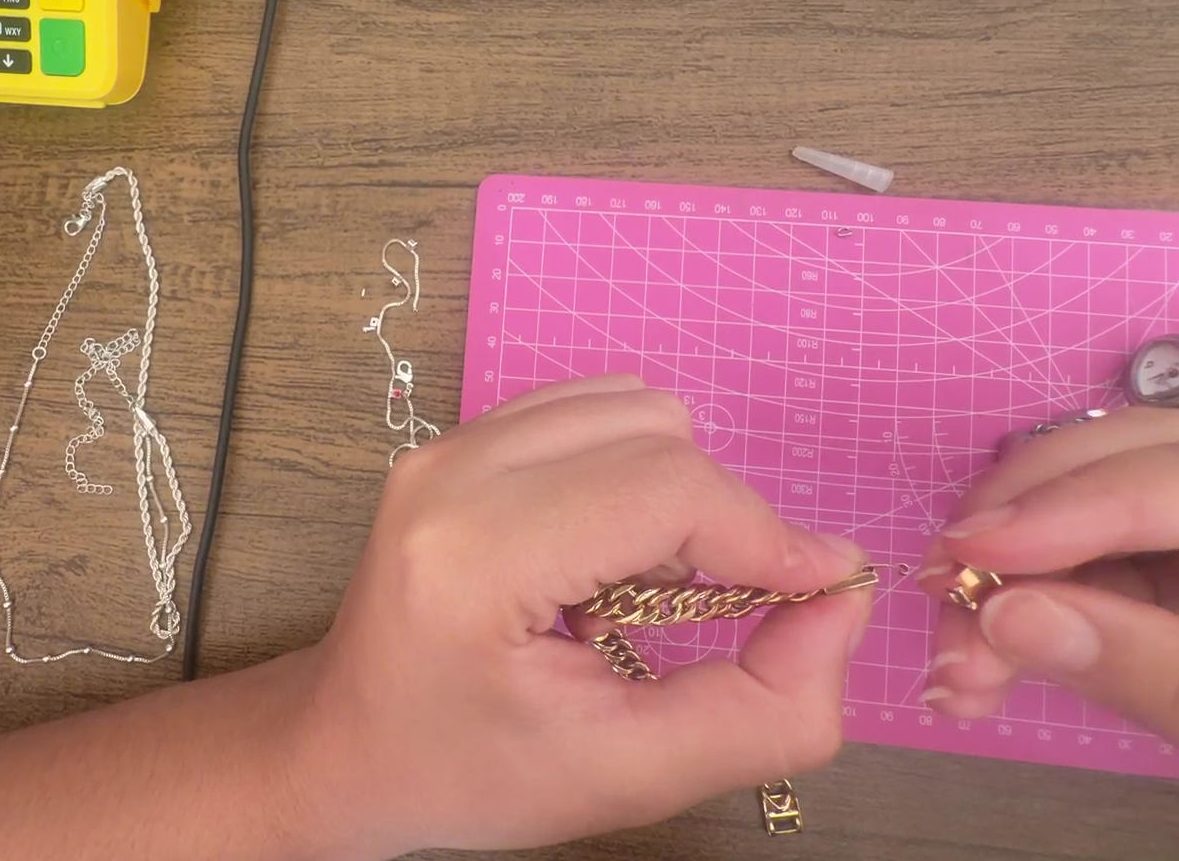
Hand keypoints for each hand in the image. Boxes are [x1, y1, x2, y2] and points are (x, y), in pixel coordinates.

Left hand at [289, 375, 872, 858]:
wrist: (344, 739)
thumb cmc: (467, 772)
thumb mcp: (624, 775)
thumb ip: (764, 710)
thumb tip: (834, 596)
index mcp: (476, 556)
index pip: (661, 488)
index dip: (764, 531)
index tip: (820, 585)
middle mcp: (451, 472)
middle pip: (650, 431)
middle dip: (720, 513)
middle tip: (717, 600)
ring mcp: (444, 444)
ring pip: (623, 404)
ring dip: (671, 482)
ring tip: (644, 576)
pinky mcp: (452, 440)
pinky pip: (582, 409)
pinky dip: (627, 461)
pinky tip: (603, 539)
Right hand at [919, 408, 1178, 857]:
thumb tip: (1010, 618)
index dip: (1086, 504)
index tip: (970, 550)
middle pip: (1142, 460)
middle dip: (1025, 523)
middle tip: (942, 588)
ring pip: (1093, 510)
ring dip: (1010, 574)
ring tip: (958, 655)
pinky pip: (1092, 565)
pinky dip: (1029, 607)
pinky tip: (987, 656)